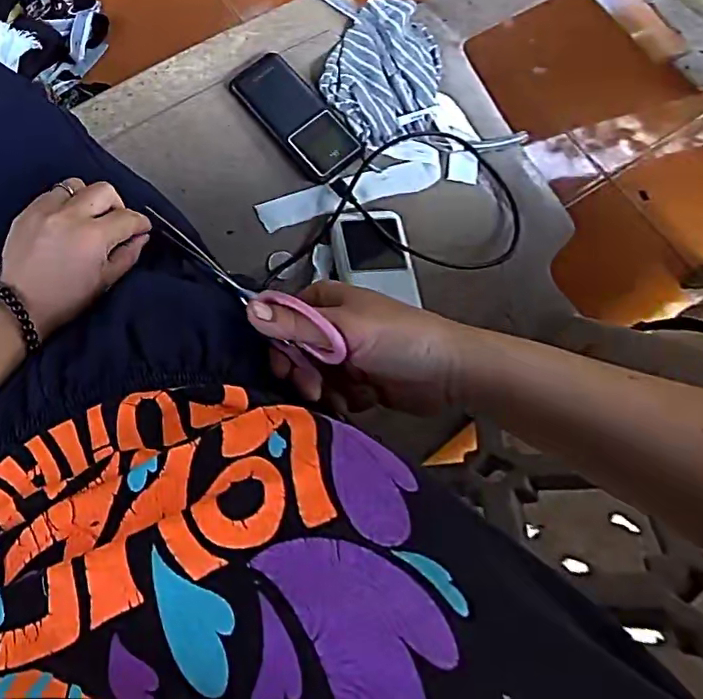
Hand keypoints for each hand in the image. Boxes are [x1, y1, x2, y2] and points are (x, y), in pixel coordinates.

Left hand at [0, 178, 150, 335]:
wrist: (18, 307)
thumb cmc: (64, 300)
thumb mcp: (104, 282)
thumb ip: (127, 255)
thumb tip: (140, 236)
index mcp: (93, 236)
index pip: (126, 217)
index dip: (140, 222)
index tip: (141, 227)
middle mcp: (70, 216)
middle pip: (104, 190)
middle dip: (116, 204)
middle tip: (115, 221)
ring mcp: (45, 211)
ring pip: (75, 185)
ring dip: (87, 198)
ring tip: (85, 216)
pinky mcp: (27, 212)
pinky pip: (51, 193)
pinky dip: (63, 202)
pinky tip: (63, 219)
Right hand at [247, 281, 471, 414]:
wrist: (452, 373)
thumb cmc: (401, 339)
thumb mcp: (344, 330)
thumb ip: (296, 323)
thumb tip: (249, 309)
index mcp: (323, 301)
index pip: (280, 320)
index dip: (278, 344)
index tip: (286, 367)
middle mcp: (329, 325)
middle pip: (293, 352)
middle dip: (303, 373)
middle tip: (316, 387)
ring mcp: (344, 354)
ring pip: (311, 377)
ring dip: (324, 390)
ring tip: (346, 395)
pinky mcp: (357, 380)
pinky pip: (332, 393)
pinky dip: (342, 400)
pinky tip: (360, 400)